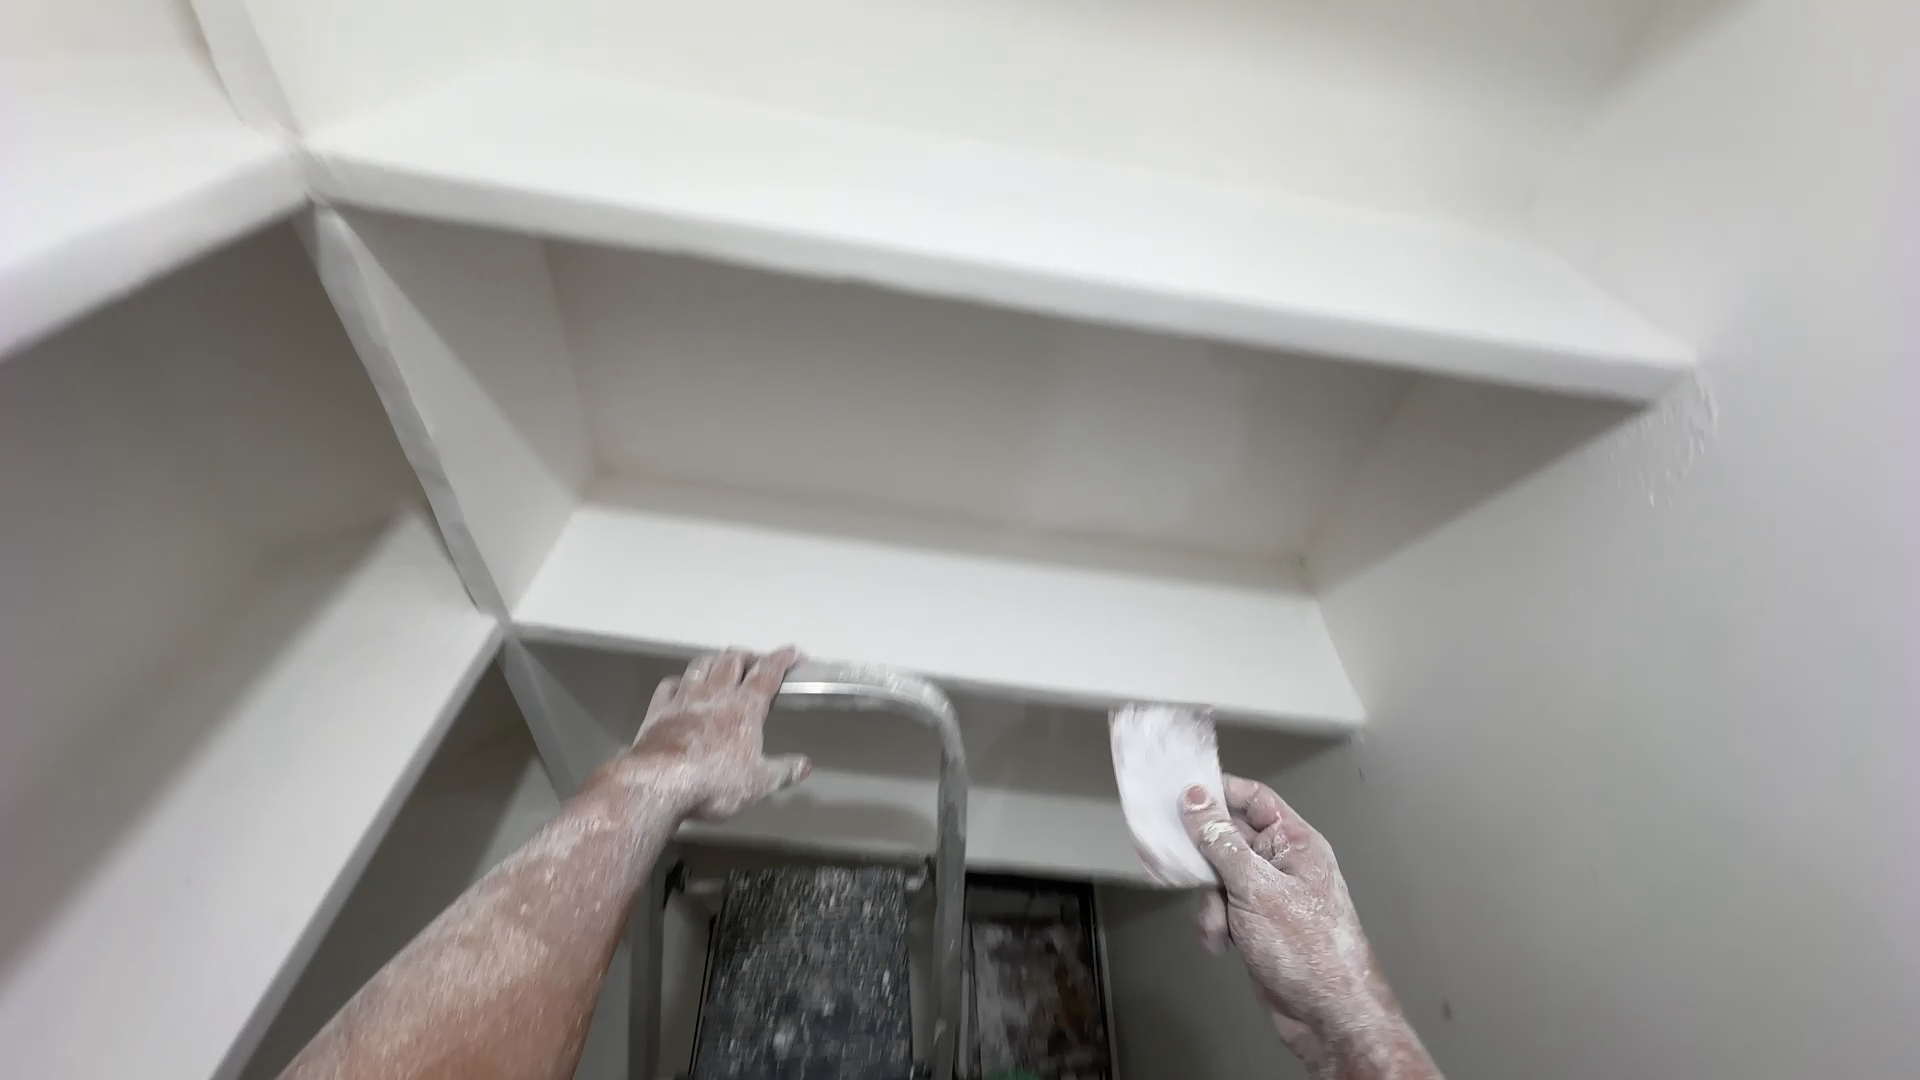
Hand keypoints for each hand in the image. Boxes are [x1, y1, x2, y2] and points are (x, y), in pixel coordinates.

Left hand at [617, 646, 811, 821]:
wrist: (658, 785)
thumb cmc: (715, 783)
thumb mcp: (759, 783)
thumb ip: (784, 772)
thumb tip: (806, 766)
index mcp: (745, 707)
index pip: (768, 673)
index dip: (783, 659)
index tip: (793, 651)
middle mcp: (716, 694)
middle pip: (733, 660)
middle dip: (748, 656)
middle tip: (756, 662)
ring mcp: (684, 699)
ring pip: (701, 665)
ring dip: (715, 661)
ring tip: (721, 666)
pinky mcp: (658, 710)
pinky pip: (668, 685)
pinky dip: (679, 682)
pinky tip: (680, 687)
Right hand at [1180, 776, 1407, 1071]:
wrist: (1329, 1021)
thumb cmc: (1310, 951)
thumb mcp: (1256, 887)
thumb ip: (1221, 841)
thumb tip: (1195, 799)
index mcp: (1295, 842)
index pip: (1252, 797)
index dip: (1219, 791)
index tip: (1183, 794)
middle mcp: (1281, 861)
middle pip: (1227, 835)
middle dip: (1204, 857)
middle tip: (1179, 859)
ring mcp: (1267, 891)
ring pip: (1217, 873)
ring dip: (1209, 899)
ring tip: (1218, 922)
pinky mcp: (1254, 919)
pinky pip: (1220, 904)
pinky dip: (1213, 921)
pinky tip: (1221, 941)